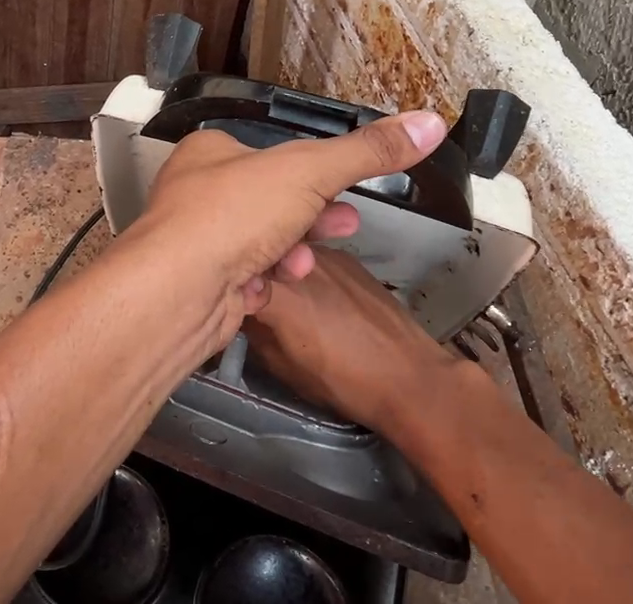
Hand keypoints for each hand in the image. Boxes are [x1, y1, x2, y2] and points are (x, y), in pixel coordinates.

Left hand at [124, 111, 447, 313]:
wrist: (179, 291)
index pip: (268, 153)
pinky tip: (269, 286)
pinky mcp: (201, 282)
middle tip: (341, 225)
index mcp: (209, 152)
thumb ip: (369, 151)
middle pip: (270, 201)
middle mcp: (196, 192)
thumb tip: (426, 123)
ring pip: (262, 242)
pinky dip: (265, 282)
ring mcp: (196, 240)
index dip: (310, 172)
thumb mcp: (310, 171)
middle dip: (311, 216)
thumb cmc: (231, 216)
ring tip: (301, 263)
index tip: (341, 187)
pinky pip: (246, 278)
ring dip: (291, 252)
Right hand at [244, 245, 457, 431]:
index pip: (232, 275)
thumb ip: (256, 333)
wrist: (413, 378)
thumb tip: (241, 313)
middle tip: (245, 295)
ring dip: (277, 266)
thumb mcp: (285, 368)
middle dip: (249, 270)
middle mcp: (299, 262)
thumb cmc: (345, 382)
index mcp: (278, 293)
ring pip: (286, 250)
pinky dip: (303, 267)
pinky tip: (313, 294)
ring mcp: (327, 255)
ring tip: (278, 292)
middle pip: (260, 255)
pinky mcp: (349, 259)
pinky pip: (313, 255)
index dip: (223, 285)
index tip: (218, 298)